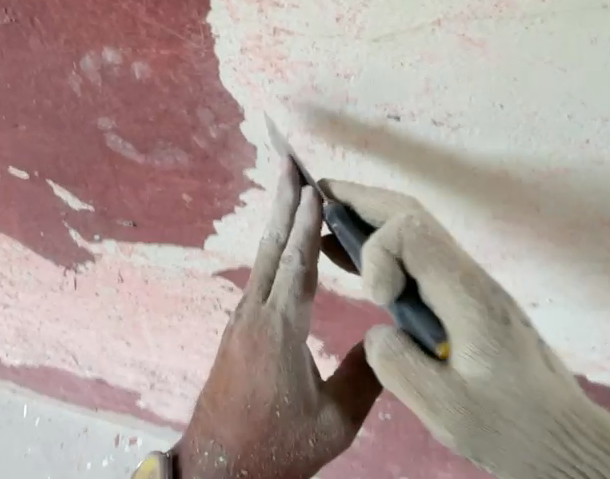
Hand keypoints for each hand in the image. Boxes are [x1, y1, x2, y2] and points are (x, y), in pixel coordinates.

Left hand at [174, 166, 381, 478]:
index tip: (313, 187)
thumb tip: (389, 337)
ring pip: (263, 257)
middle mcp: (255, 313)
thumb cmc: (278, 447)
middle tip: (288, 160)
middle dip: (284, 202)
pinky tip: (282, 239)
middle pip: (272, 247)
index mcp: (279, 331)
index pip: (296, 265)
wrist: (220, 465)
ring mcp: (243, 317)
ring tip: (287, 184)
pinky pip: (260, 274)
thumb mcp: (333, 423)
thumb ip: (364, 379)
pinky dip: (273, 246)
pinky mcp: (239, 326)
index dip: (307, 225)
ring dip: (277, 219)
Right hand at [323, 181, 609, 478]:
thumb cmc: (515, 429)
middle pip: (410, 213)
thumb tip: (376, 331)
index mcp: (465, 294)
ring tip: (326, 222)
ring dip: (369, 219)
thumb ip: (397, 364)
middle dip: (361, 200)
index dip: (376, 252)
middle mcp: (468, 276)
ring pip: (415, 229)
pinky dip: (384, 248)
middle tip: (317, 196)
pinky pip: (419, 256)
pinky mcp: (466, 301)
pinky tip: (357, 263)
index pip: (409, 232)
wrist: (573, 444)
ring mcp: (469, 285)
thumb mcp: (448, 410)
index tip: (376, 300)